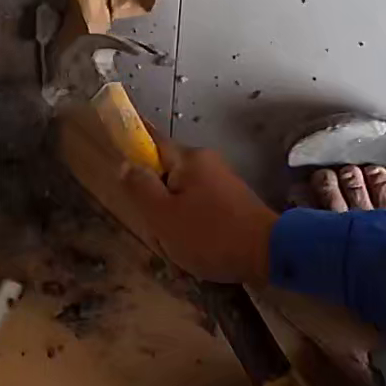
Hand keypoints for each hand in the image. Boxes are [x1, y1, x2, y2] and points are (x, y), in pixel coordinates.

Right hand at [117, 138, 278, 283]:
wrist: (268, 254)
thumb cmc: (210, 234)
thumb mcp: (163, 215)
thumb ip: (140, 188)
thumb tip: (126, 165)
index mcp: (189, 159)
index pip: (152, 139)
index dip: (133, 136)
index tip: (116, 130)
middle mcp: (207, 164)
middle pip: (165, 177)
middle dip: (156, 205)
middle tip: (160, 231)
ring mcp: (222, 185)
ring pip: (181, 200)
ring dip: (174, 225)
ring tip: (181, 251)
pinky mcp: (232, 205)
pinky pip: (199, 213)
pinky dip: (192, 232)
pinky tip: (197, 255)